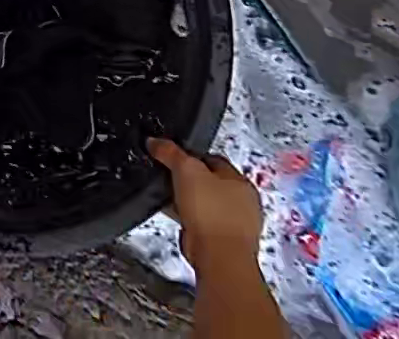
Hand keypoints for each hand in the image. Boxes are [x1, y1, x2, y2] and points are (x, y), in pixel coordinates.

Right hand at [147, 138, 263, 273]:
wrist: (217, 256)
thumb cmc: (211, 211)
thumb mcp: (185, 169)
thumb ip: (169, 152)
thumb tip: (154, 142)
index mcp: (242, 183)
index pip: (213, 159)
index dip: (190, 155)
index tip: (172, 156)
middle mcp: (243, 204)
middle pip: (208, 182)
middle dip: (188, 179)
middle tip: (170, 175)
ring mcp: (235, 225)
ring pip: (204, 203)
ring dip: (187, 200)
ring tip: (169, 195)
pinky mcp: (223, 242)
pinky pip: (201, 222)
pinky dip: (187, 217)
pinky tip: (174, 214)